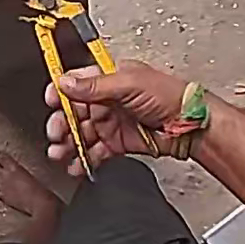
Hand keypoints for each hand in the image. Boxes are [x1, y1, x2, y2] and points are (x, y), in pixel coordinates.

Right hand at [43, 59, 191, 176]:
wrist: (192, 126)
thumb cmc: (171, 96)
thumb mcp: (130, 84)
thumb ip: (95, 85)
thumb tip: (66, 82)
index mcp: (108, 78)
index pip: (75, 82)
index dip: (60, 91)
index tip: (52, 101)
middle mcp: (106, 99)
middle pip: (72, 111)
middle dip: (61, 123)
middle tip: (56, 134)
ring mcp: (110, 122)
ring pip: (80, 134)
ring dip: (67, 144)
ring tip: (60, 153)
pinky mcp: (116, 142)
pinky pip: (93, 151)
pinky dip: (82, 159)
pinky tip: (76, 165)